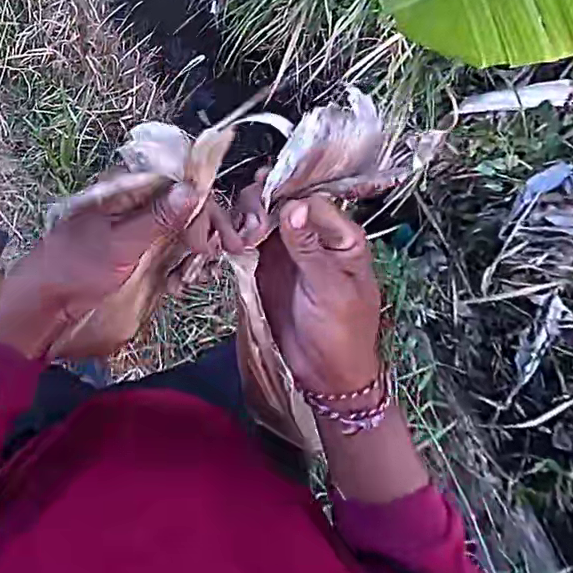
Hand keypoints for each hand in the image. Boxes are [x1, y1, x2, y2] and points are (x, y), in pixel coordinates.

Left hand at [0, 180, 223, 357]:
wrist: (45, 301)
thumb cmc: (75, 268)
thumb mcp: (121, 243)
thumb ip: (158, 217)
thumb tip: (191, 189)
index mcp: (125, 186)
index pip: (178, 178)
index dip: (203, 202)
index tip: (220, 233)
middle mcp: (133, 198)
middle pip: (184, 202)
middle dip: (202, 230)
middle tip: (208, 259)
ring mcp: (135, 222)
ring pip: (180, 225)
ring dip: (193, 251)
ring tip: (188, 277)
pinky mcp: (136, 245)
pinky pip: (169, 246)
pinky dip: (179, 263)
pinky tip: (176, 283)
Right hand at [243, 182, 382, 396]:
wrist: (323, 374)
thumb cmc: (343, 333)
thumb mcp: (330, 290)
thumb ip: (309, 248)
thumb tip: (295, 206)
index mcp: (340, 235)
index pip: (311, 199)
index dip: (285, 198)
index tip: (264, 213)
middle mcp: (312, 231)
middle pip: (281, 197)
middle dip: (260, 203)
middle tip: (248, 227)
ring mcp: (286, 244)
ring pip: (259, 210)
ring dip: (244, 216)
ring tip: (238, 238)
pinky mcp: (263, 259)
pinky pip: (246, 234)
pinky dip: (234, 232)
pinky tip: (230, 243)